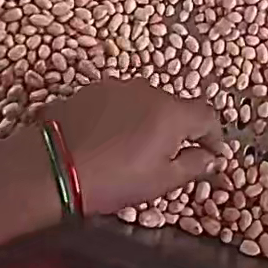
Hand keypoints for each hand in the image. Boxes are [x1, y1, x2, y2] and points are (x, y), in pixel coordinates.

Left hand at [42, 79, 225, 215]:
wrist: (53, 164)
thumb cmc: (114, 178)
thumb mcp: (161, 181)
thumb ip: (193, 165)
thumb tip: (211, 157)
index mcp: (172, 112)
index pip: (207, 116)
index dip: (213, 136)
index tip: (212, 154)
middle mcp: (148, 90)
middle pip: (175, 107)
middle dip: (179, 130)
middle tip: (171, 157)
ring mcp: (118, 86)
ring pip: (145, 102)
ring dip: (149, 122)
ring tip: (136, 149)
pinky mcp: (91, 89)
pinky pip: (119, 102)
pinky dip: (123, 117)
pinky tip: (111, 139)